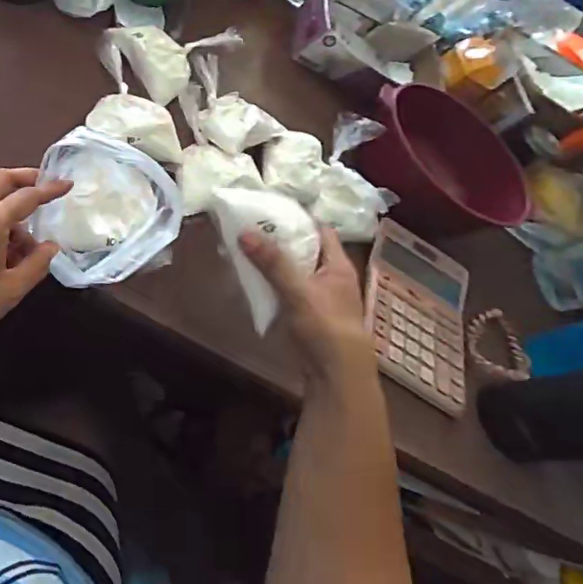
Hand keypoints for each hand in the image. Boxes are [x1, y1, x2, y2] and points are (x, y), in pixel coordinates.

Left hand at [0, 168, 73, 351]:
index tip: (68, 183)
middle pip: (1, 181)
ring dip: (12, 209)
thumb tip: (51, 246)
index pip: (26, 197)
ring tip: (29, 249)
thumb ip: (37, 264)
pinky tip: (10, 253)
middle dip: (26, 178)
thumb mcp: (11, 289)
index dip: (49, 189)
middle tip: (48, 186)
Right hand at [240, 225, 372, 379]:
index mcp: (338, 266)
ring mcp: (319, 297)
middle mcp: (330, 277)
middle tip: (249, 225)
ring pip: (293, 270)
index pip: (320, 230)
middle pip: (304, 249)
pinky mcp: (306, 314)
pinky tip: (250, 278)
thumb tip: (245, 231)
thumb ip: (273, 263)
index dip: (298, 217)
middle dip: (279, 238)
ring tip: (244, 246)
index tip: (269, 207)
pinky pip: (286, 289)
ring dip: (272, 261)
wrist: (336, 376)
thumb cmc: (325, 328)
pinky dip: (270, 282)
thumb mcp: (298, 291)